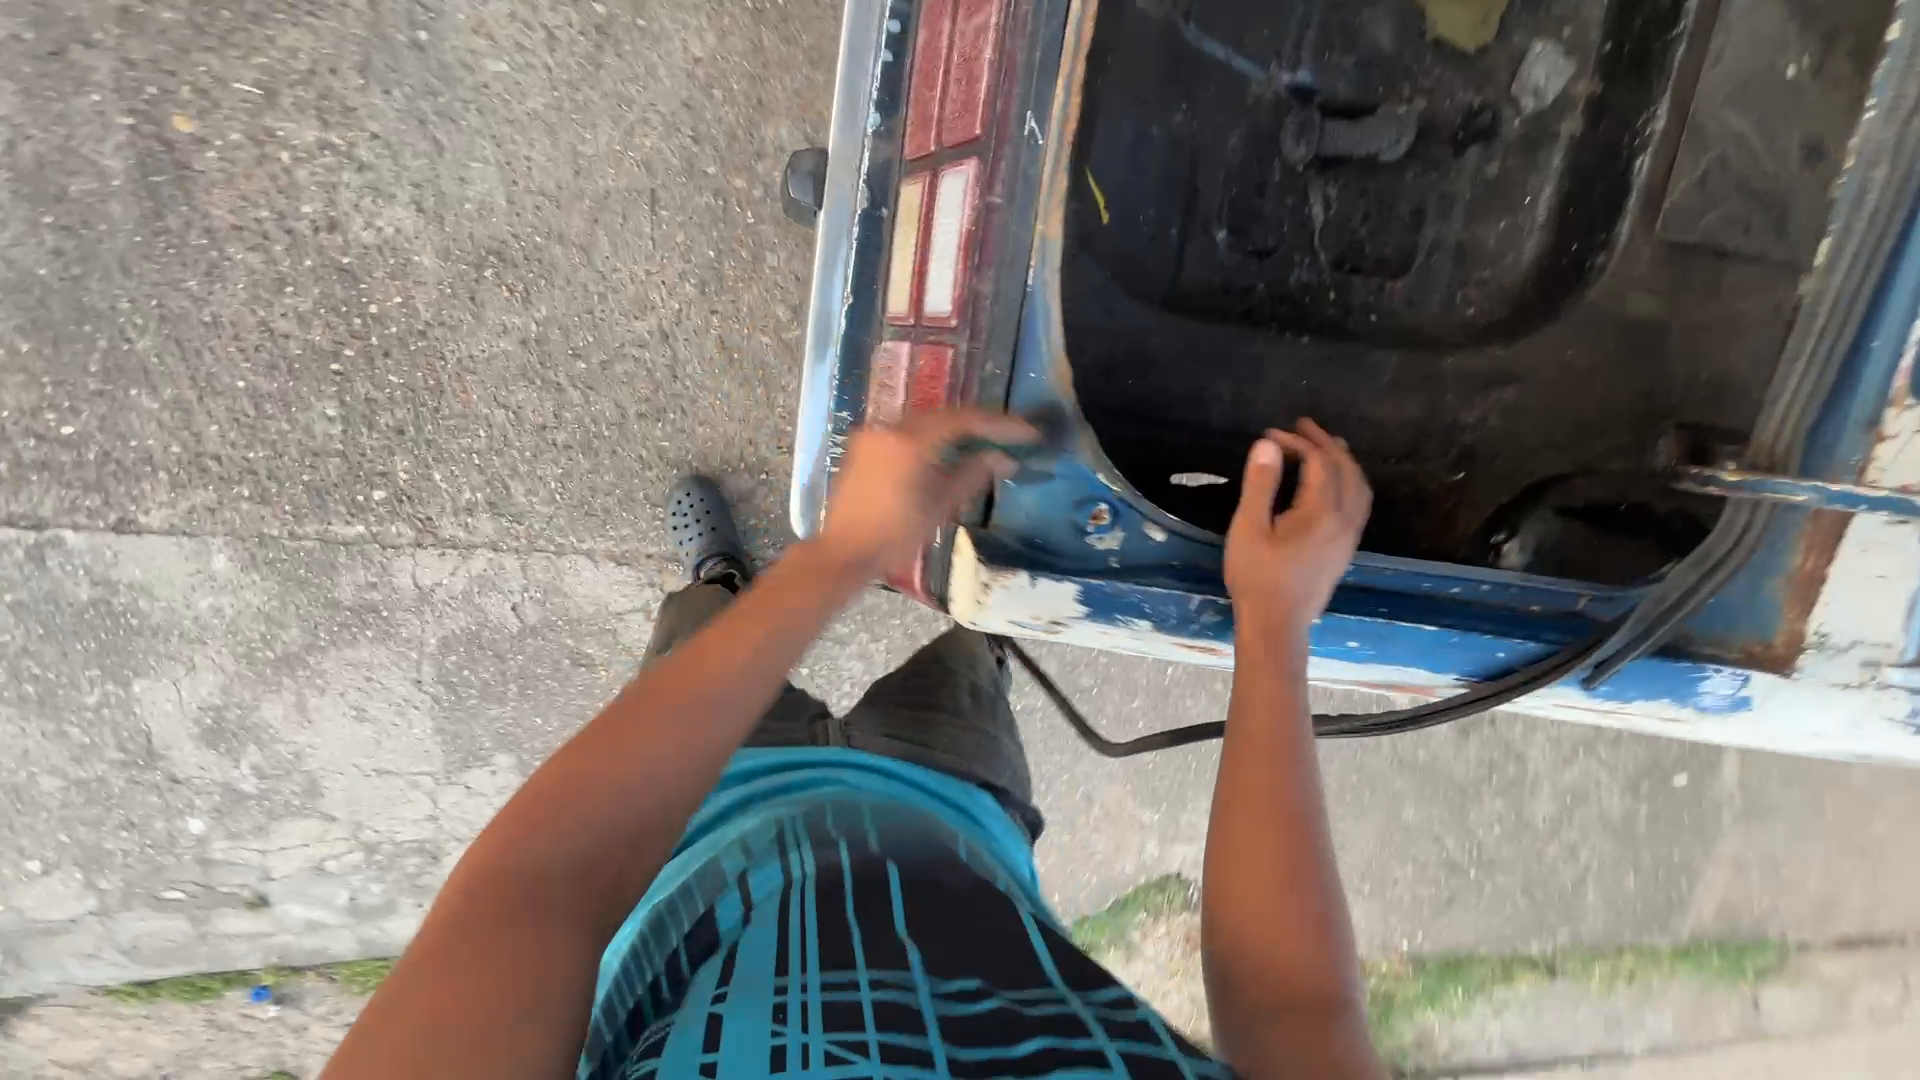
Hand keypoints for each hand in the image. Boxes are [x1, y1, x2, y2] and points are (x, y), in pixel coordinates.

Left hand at [817, 408, 1036, 581]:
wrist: (843, 553)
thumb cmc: (895, 535)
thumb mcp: (940, 506)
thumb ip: (973, 474)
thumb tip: (1004, 458)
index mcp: (909, 440)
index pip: (964, 420)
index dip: (1000, 424)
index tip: (1027, 432)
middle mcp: (889, 427)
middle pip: (943, 415)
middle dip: (978, 424)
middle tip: (1009, 434)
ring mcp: (872, 435)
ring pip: (923, 422)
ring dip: (954, 430)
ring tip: (984, 442)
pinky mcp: (863, 447)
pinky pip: (905, 433)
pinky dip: (930, 438)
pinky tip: (947, 452)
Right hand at [1224, 419, 1371, 645]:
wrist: (1277, 624)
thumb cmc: (1257, 576)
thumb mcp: (1248, 528)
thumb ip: (1260, 485)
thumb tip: (1268, 445)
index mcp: (1321, 512)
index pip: (1318, 462)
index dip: (1297, 442)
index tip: (1270, 434)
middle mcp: (1344, 520)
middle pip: (1346, 470)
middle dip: (1325, 443)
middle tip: (1302, 426)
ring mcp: (1349, 536)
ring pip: (1359, 487)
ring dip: (1343, 461)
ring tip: (1326, 447)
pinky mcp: (1345, 550)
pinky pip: (1358, 504)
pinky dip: (1349, 482)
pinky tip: (1333, 485)